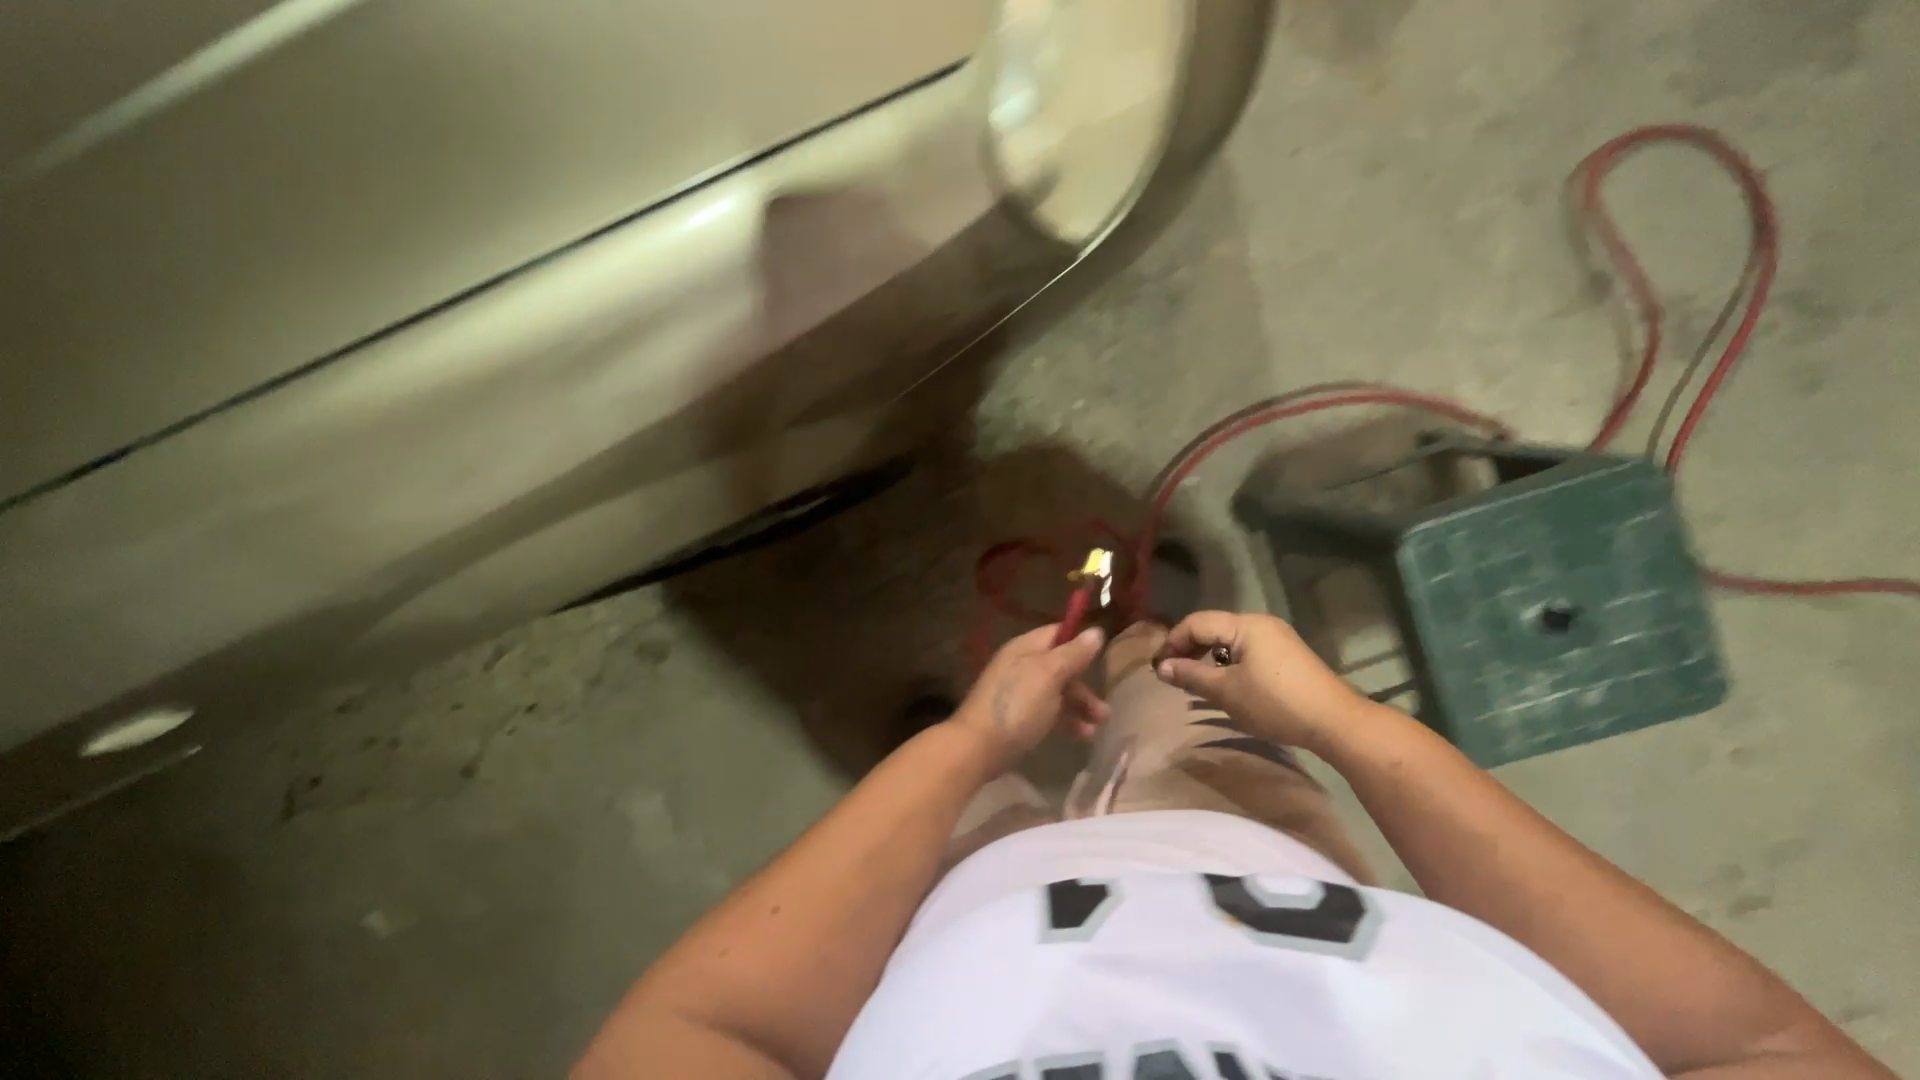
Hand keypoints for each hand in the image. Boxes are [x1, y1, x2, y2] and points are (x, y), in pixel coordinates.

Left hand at [952, 624, 1108, 772]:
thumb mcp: (1049, 675)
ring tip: (1100, 724)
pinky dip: (1067, 721)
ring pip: (1058, 692)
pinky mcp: (1019, 717)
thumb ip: (1073, 654)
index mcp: (1025, 648)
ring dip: (1081, 705)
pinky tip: (1083, 736)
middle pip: (1061, 666)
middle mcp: (1022, 666)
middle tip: (1105, 707)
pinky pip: (1049, 713)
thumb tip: (1096, 631)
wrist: (978, 747)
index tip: (1104, 654)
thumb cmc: (1016, 705)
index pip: (1057, 633)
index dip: (1080, 641)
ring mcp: (1019, 693)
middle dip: (1085, 683)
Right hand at [1152, 611, 1370, 749]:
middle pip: (1213, 628)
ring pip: (1230, 640)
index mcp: (1245, 624)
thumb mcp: (1227, 692)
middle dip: (1189, 649)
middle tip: (1173, 674)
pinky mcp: (1287, 655)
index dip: (1173, 642)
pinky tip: (1227, 684)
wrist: (1335, 722)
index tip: (1159, 668)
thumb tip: (1162, 667)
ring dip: (1208, 657)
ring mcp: (1277, 638)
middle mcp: (1261, 623)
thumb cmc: (1276, 703)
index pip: (1196, 623)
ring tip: (1196, 681)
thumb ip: (1191, 676)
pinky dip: (1229, 663)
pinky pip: (1247, 650)